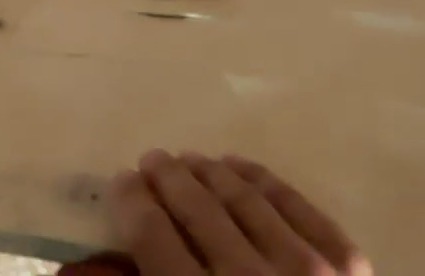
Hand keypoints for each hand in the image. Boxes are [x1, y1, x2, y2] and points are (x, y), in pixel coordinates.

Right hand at [71, 150, 368, 275]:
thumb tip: (75, 269)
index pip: (152, 234)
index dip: (131, 201)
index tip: (122, 180)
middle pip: (197, 208)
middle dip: (167, 178)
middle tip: (151, 159)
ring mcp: (308, 270)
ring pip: (244, 198)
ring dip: (210, 172)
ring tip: (190, 160)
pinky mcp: (350, 264)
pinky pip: (295, 202)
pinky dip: (261, 178)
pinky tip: (238, 166)